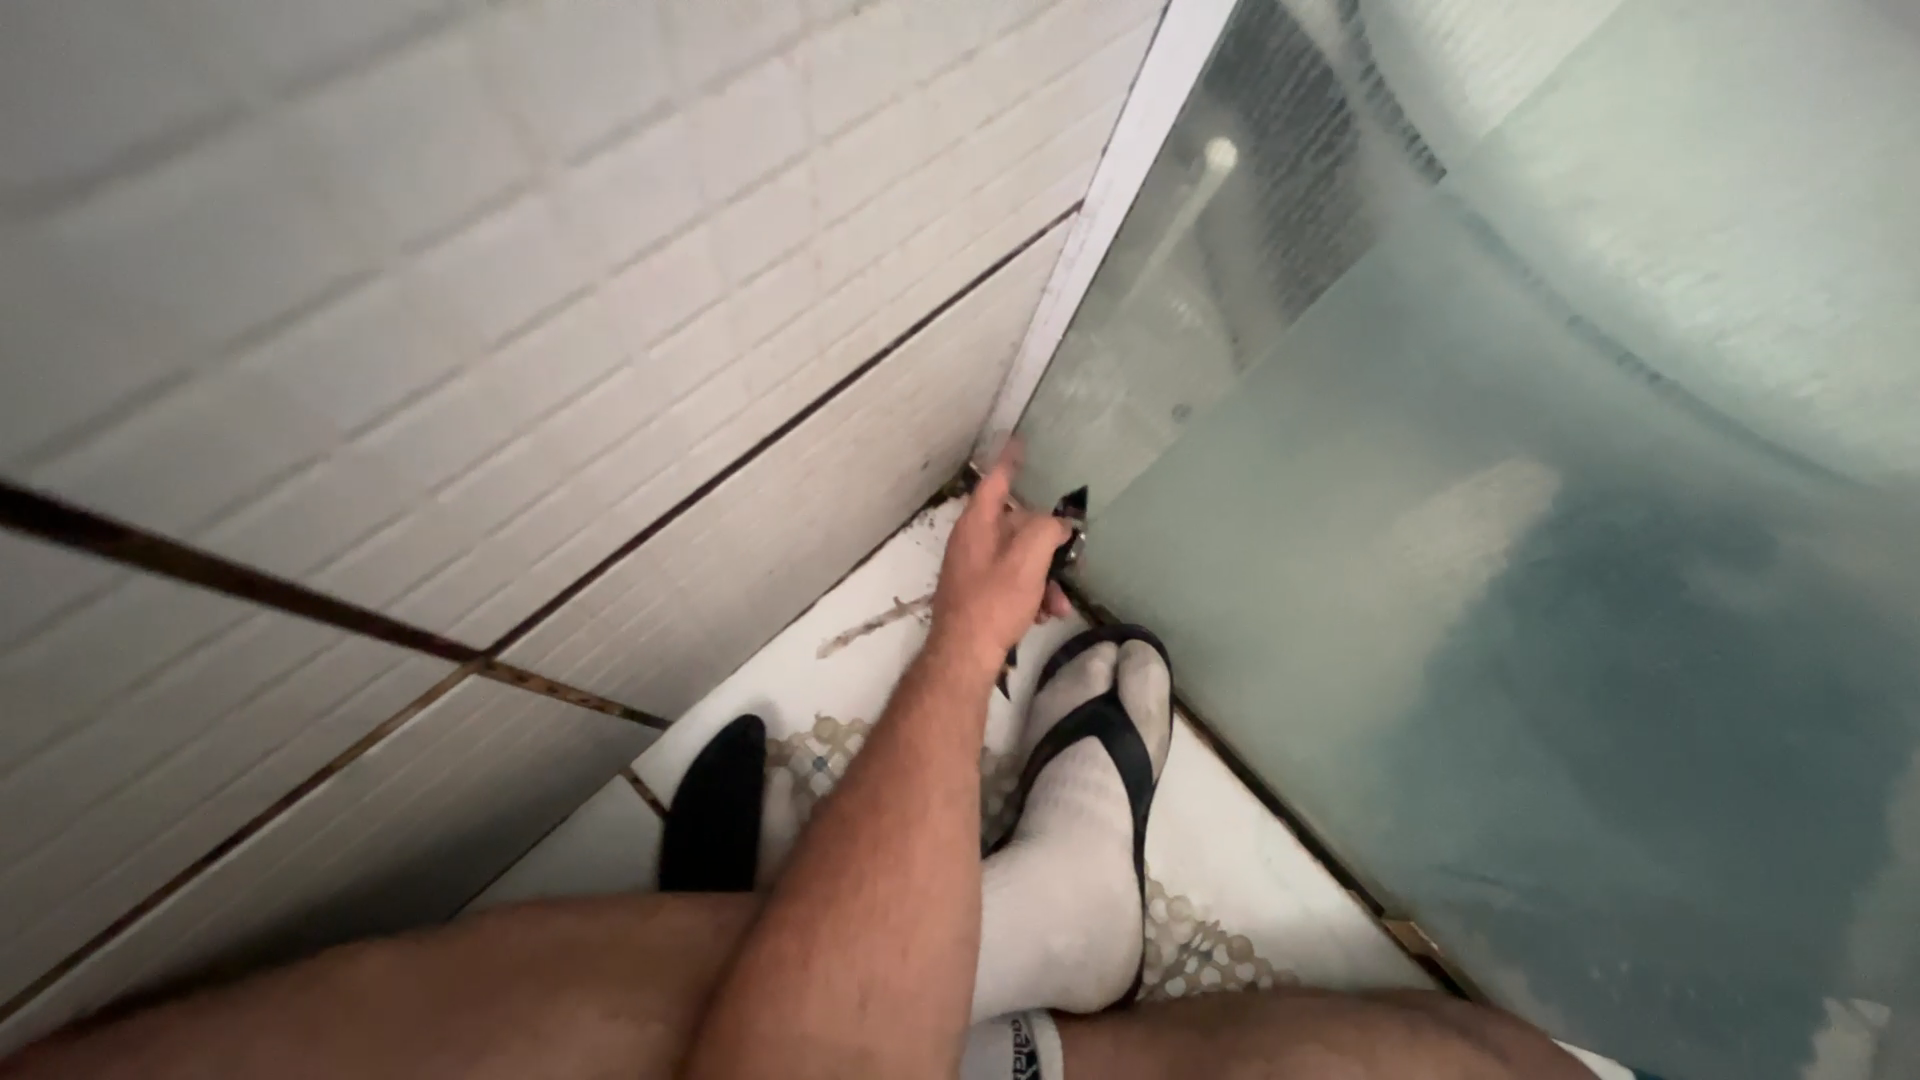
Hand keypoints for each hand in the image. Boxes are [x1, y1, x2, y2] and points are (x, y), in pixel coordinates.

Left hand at [930, 441, 1073, 675]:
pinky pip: (1012, 582)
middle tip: (1070, 554)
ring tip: (1058, 604)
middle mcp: (971, 541)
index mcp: (976, 524)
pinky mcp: (978, 594)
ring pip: (1019, 558)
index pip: (995, 482)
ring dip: (1045, 577)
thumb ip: (1046, 531)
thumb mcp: (1027, 560)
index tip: (1018, 441)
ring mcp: (973, 568)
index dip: (1009, 461)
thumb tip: (1057, 524)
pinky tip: (1046, 615)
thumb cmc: (994, 602)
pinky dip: (1032, 594)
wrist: (964, 655)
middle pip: (1015, 524)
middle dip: (1046, 543)